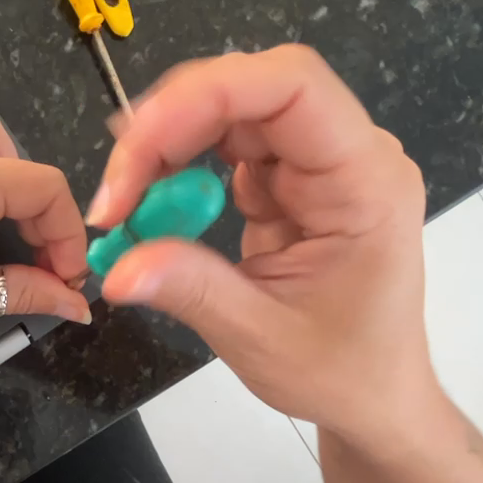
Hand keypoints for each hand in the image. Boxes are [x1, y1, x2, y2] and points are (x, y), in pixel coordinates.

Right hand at [90, 47, 437, 448]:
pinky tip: (142, 200)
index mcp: (363, 180)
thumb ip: (191, 291)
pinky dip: (170, 168)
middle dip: (167, 128)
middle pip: (248, 90)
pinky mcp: (282, 181)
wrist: (370, 395)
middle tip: (113, 194)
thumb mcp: (261, 338)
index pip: (291, 87)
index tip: (134, 150)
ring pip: (226, 112)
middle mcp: (342, 154)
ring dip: (160, 148)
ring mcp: (311, 164)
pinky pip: (218, 148)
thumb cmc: (339, 372)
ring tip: (119, 203)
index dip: (205, 97)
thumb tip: (114, 269)